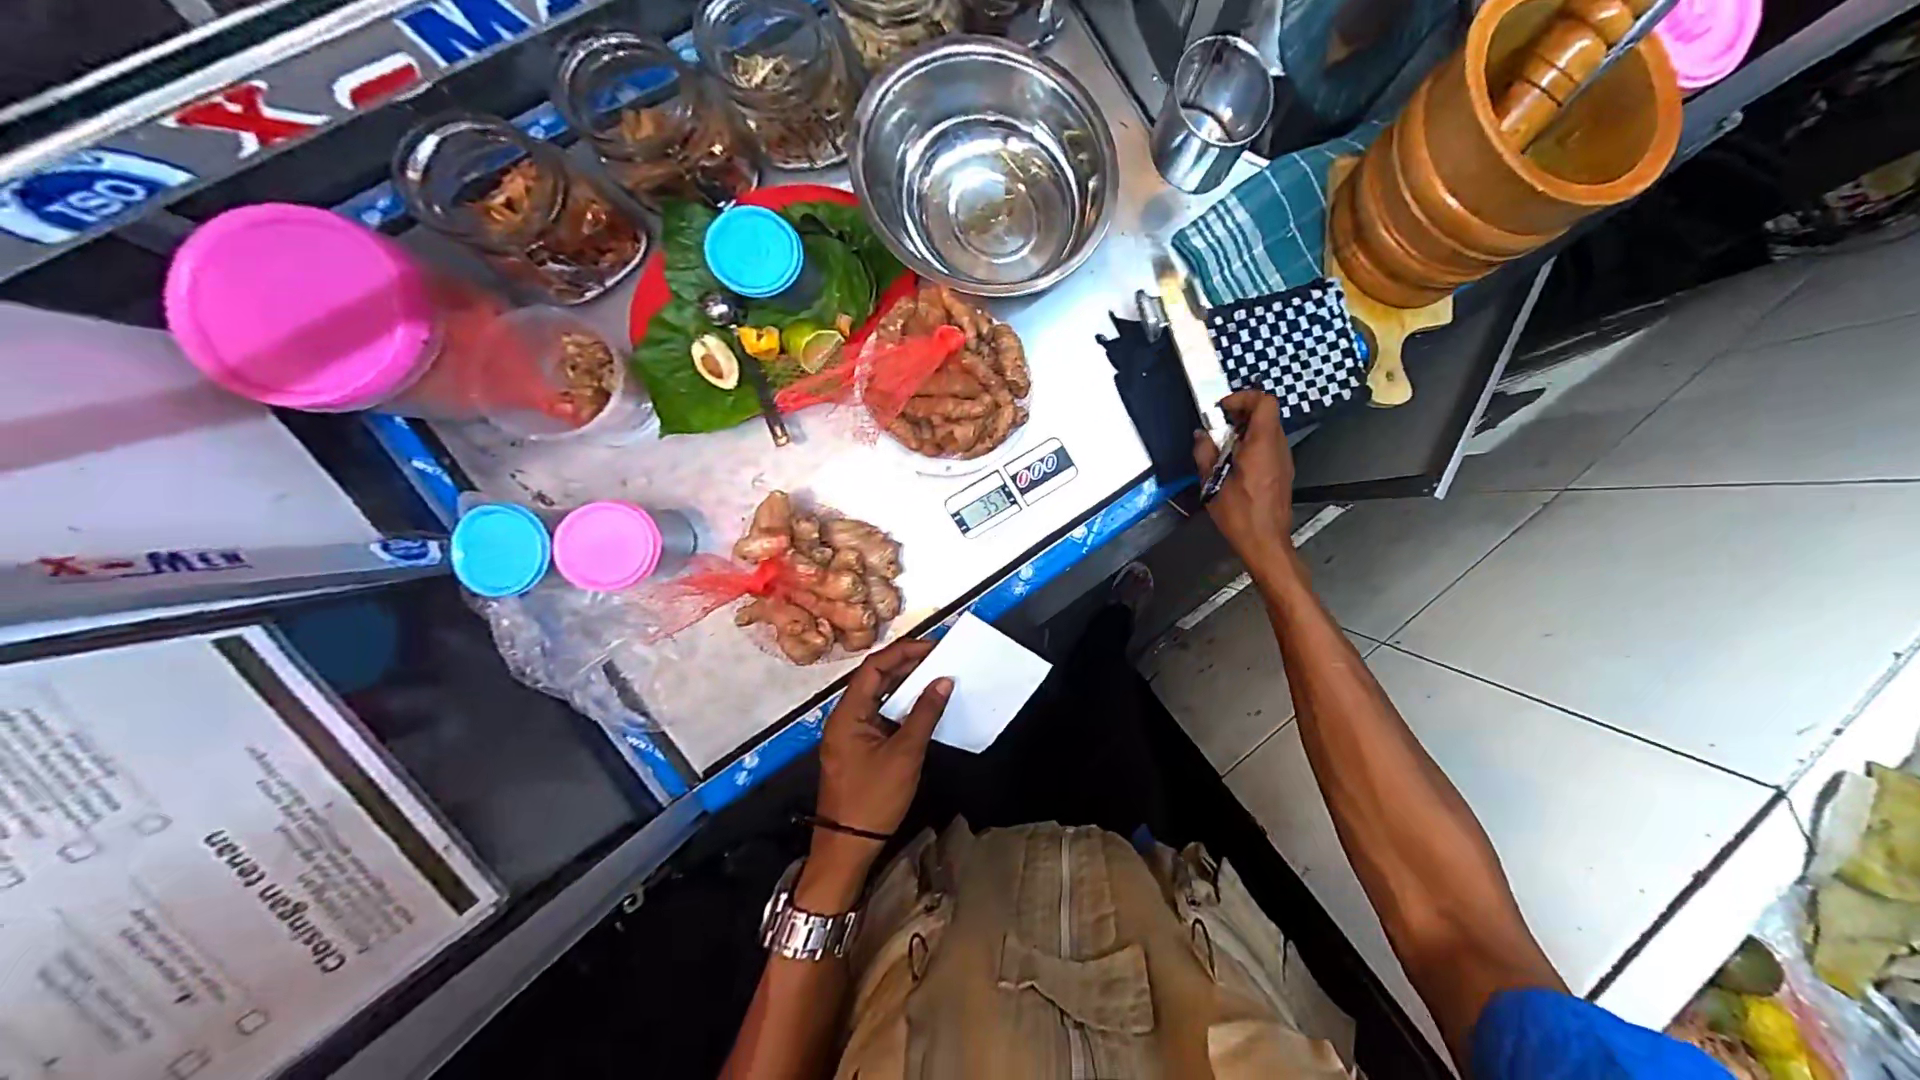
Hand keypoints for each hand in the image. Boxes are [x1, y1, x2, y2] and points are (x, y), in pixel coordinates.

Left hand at [798, 639, 951, 912]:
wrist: (848, 846)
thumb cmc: (874, 798)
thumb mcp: (905, 754)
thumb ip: (924, 714)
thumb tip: (943, 681)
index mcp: (848, 713)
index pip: (873, 668)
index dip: (903, 652)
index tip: (932, 647)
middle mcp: (844, 717)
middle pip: (873, 679)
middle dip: (905, 665)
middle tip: (938, 657)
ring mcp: (850, 734)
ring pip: (877, 698)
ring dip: (904, 686)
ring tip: (934, 675)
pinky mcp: (857, 748)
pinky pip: (879, 716)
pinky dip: (899, 707)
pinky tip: (921, 706)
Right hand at [1195, 390, 1294, 566]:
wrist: (1265, 541)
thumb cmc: (1240, 516)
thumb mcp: (1212, 484)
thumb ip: (1205, 453)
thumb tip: (1201, 436)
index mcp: (1262, 445)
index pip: (1264, 402)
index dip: (1243, 397)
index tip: (1222, 409)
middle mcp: (1278, 448)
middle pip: (1266, 413)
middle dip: (1240, 413)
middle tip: (1218, 426)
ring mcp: (1283, 459)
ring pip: (1268, 428)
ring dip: (1245, 429)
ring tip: (1223, 445)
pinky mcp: (1282, 470)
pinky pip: (1269, 445)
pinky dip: (1252, 443)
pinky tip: (1234, 462)